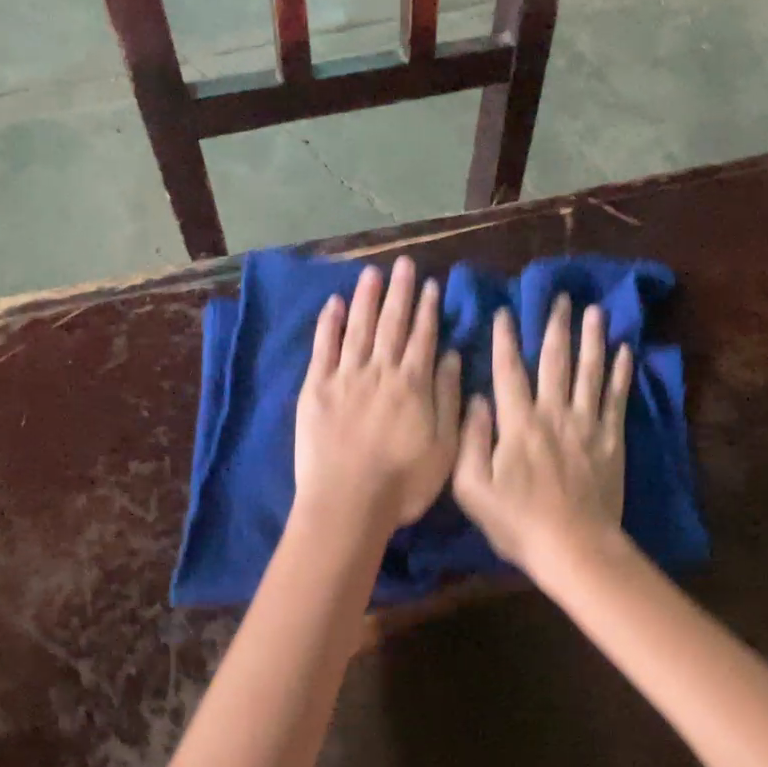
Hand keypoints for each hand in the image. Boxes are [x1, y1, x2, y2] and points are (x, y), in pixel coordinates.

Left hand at [295, 256, 461, 530]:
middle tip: (403, 265)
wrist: (348, 502)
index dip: (428, 310)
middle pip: (391, 324)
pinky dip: (329, 324)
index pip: (423, 337)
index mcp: (414, 384)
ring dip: (366, 299)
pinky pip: (323, 348)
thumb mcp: (445, 446)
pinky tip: (334, 305)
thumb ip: (448, 398)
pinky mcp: (316, 389)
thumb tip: (450, 356)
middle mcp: (380, 371)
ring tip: (372, 273)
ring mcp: (346, 377)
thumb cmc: (404, 483)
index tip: (431, 285)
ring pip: (358, 328)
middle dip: (399, 292)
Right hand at [454, 295, 632, 575]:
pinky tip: (626, 351)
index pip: (509, 371)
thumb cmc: (517, 522)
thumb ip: (469, 439)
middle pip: (555, 361)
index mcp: (518, 423)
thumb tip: (475, 398)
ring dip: (592, 339)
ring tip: (594, 311)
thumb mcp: (473, 488)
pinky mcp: (611, 440)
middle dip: (556, 326)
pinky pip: (617, 398)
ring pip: (590, 371)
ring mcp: (586, 425)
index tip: (505, 312)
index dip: (505, 340)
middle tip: (560, 297)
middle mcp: (554, 413)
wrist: (574, 547)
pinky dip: (621, 373)